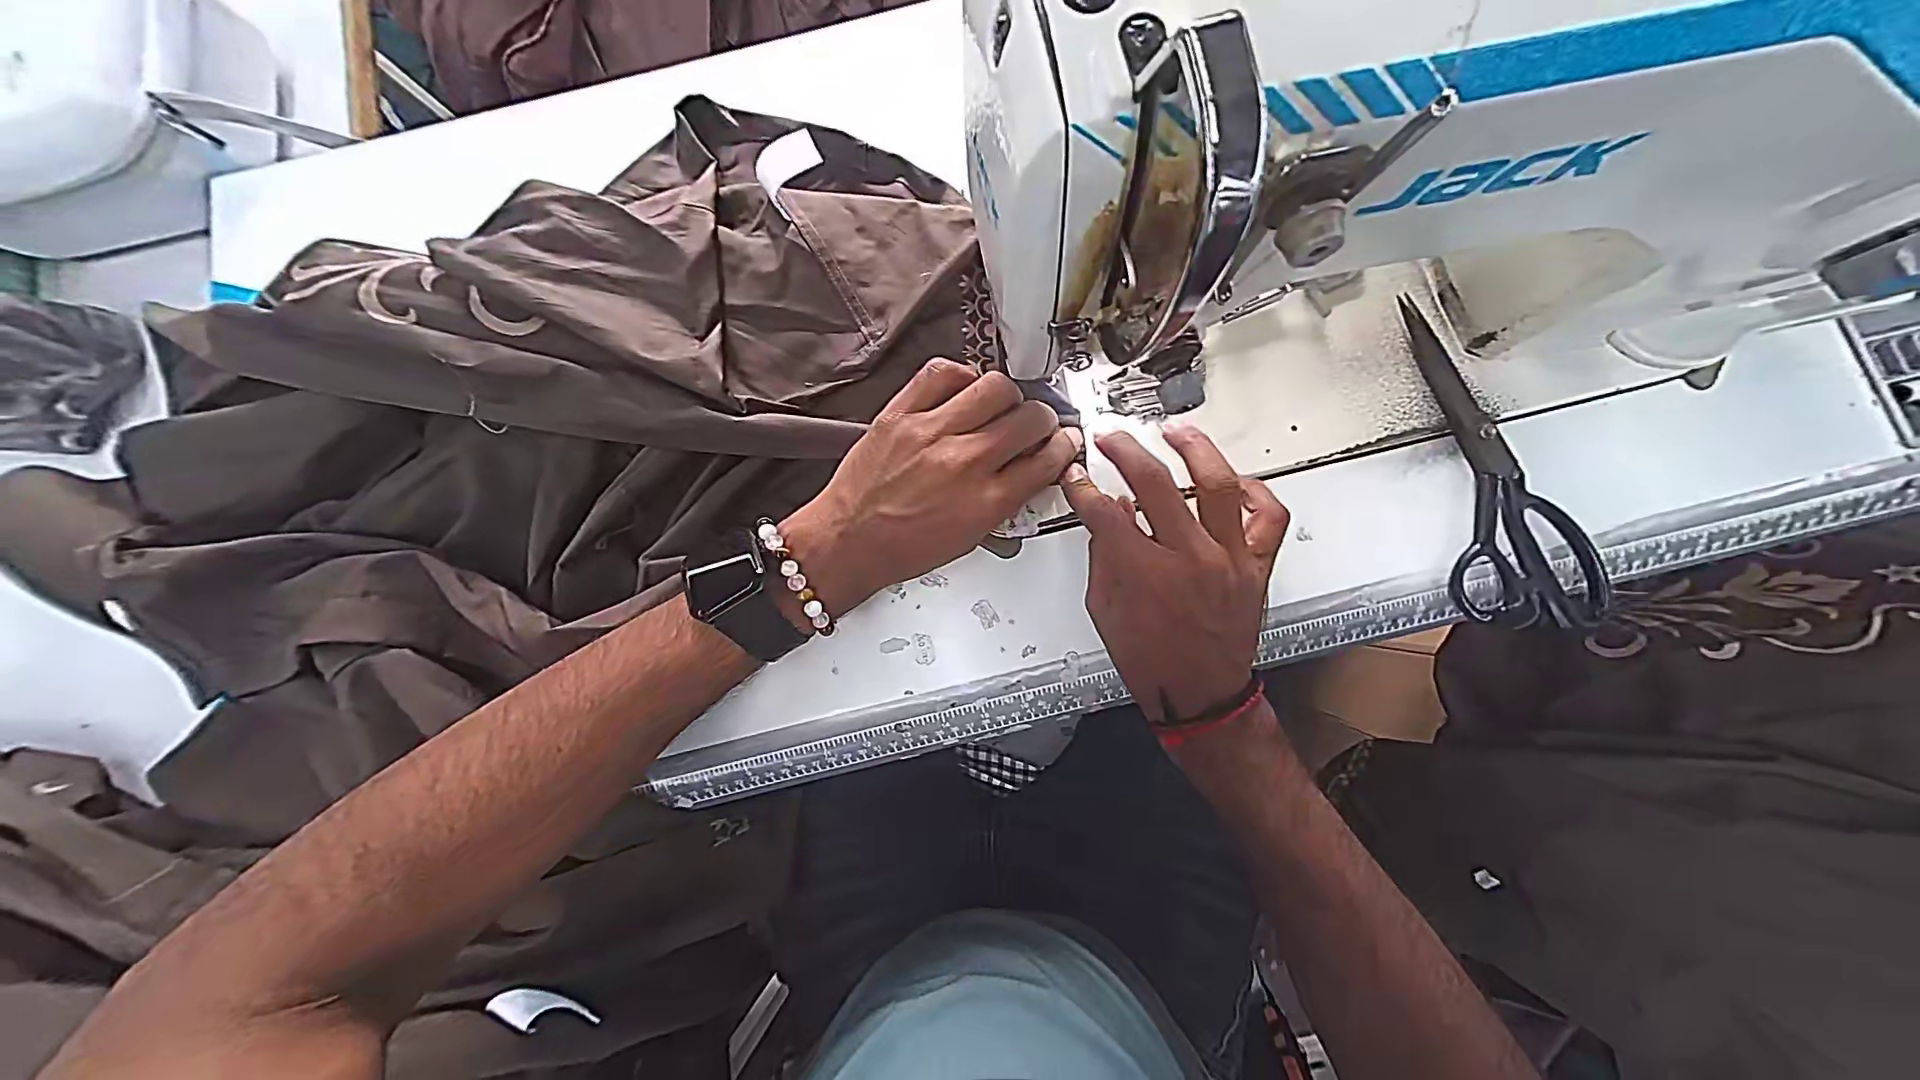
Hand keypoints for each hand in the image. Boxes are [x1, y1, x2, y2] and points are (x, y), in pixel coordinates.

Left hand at [780, 359, 1080, 617]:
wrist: (848, 541)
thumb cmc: (901, 547)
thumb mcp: (970, 536)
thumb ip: (1006, 500)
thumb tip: (1030, 470)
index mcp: (985, 502)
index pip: (1045, 460)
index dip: (1063, 445)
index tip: (1063, 440)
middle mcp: (963, 463)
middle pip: (1028, 418)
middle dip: (1042, 419)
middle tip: (1035, 423)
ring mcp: (930, 433)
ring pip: (994, 387)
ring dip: (1009, 395)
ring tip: (1000, 406)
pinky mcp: (899, 415)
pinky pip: (941, 373)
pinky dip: (961, 376)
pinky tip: (962, 391)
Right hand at [1061, 425, 1288, 722]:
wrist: (1200, 695)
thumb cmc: (1153, 662)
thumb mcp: (1104, 609)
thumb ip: (1104, 557)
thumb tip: (1107, 516)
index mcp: (1143, 574)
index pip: (1104, 510)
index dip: (1083, 487)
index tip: (1078, 476)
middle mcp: (1188, 560)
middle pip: (1154, 483)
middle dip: (1124, 451)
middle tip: (1113, 440)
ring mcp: (1227, 560)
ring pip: (1216, 484)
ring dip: (1193, 448)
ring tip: (1177, 431)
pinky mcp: (1255, 567)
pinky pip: (1267, 516)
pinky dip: (1254, 491)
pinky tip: (1233, 480)